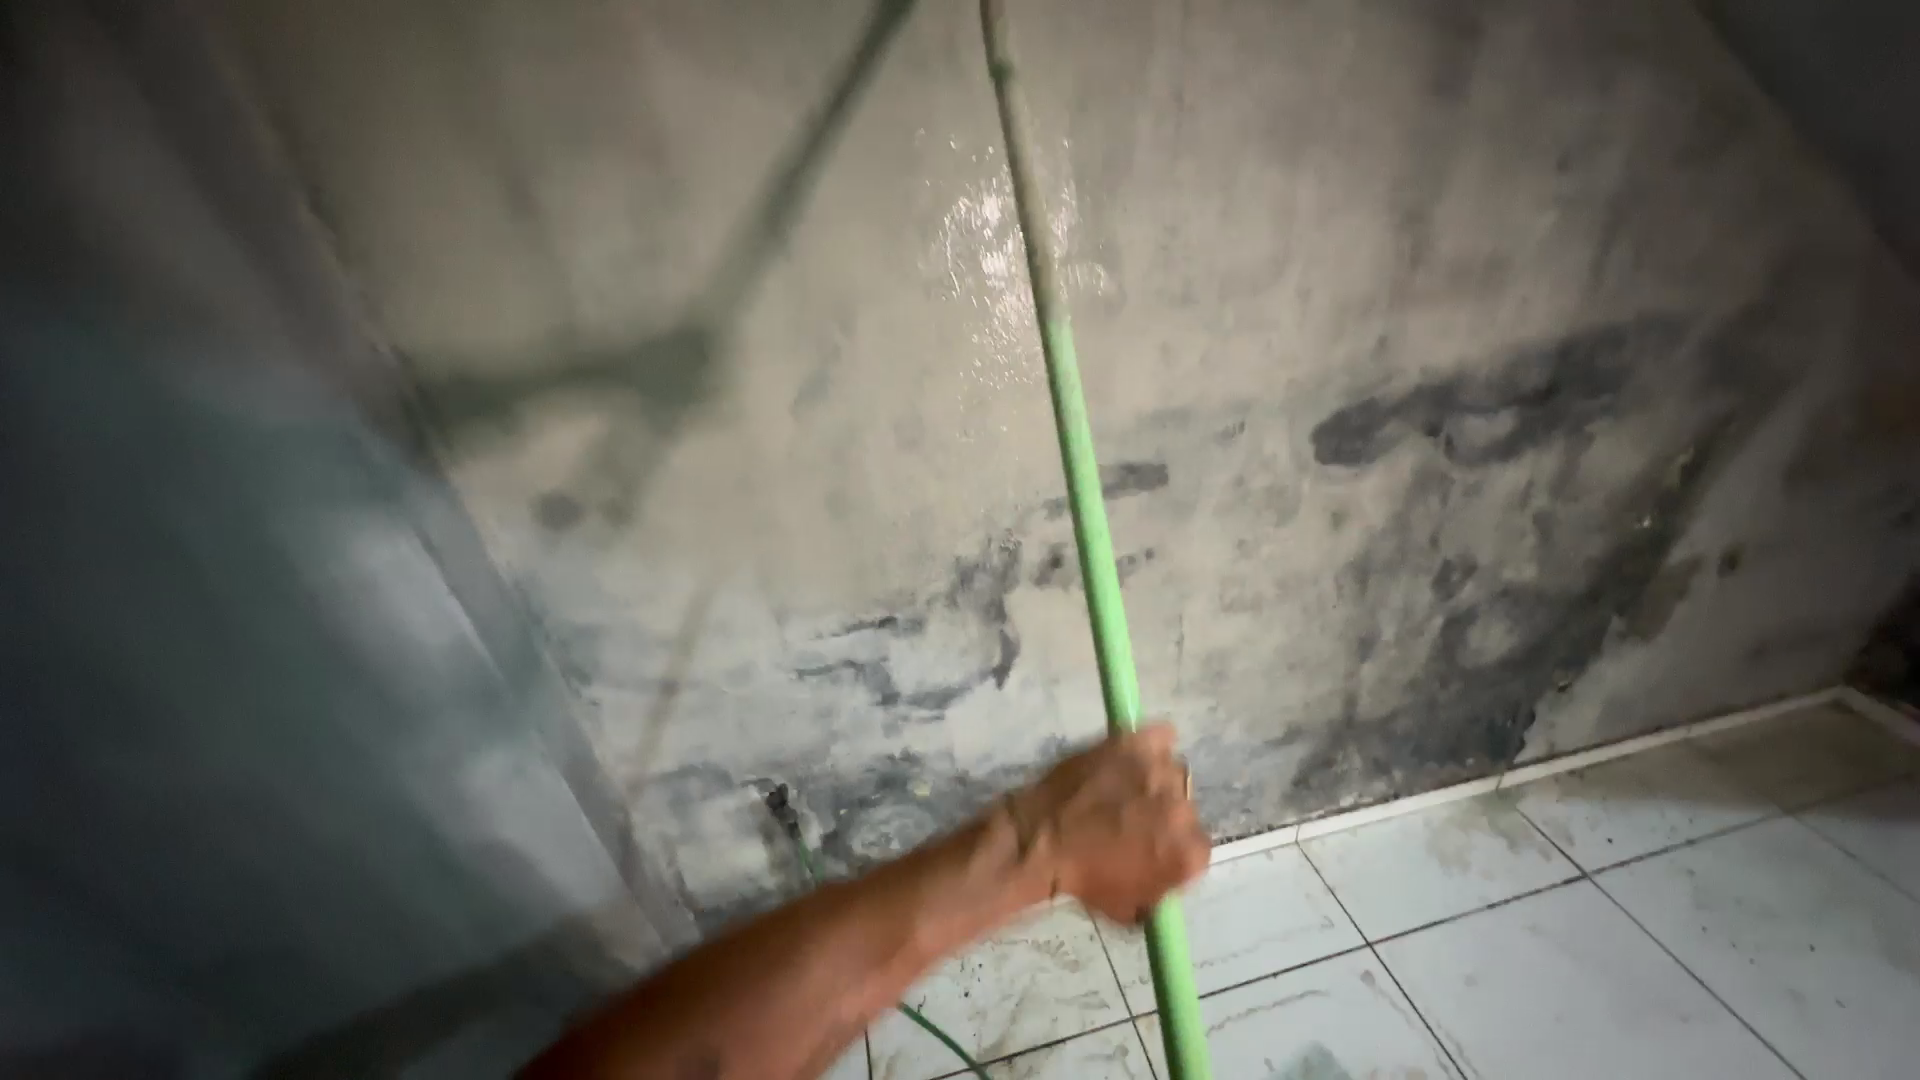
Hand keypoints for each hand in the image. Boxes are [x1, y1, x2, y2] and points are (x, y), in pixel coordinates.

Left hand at [1001, 723, 1209, 923]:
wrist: (1041, 838)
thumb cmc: (1083, 877)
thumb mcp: (1131, 908)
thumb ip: (1164, 890)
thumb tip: (1171, 874)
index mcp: (1188, 854)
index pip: (1198, 844)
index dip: (1173, 843)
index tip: (1153, 840)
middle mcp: (1182, 811)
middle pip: (1185, 805)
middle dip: (1163, 811)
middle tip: (1133, 814)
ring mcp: (1159, 773)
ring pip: (1171, 770)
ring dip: (1154, 778)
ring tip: (1124, 785)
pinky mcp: (1135, 744)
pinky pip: (1161, 734)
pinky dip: (1154, 741)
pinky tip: (1135, 753)